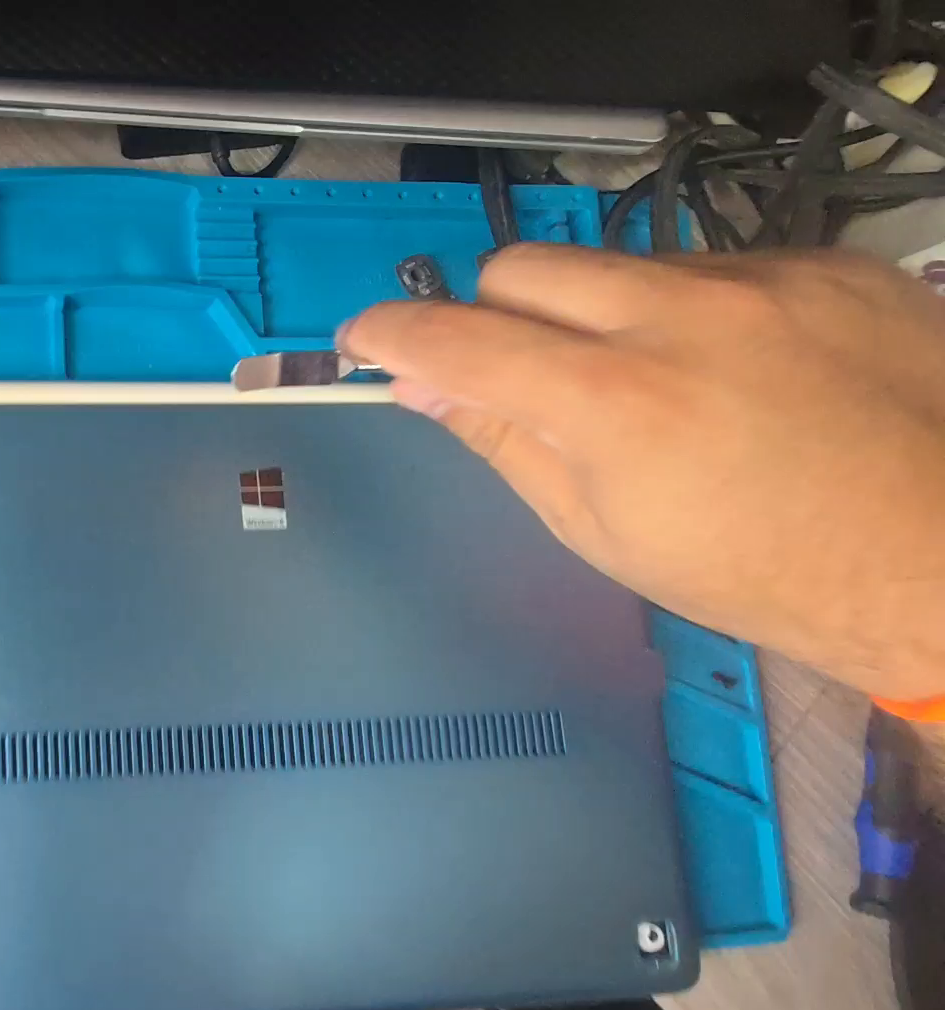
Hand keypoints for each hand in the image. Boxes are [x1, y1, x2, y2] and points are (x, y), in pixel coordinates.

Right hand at [341, 245, 944, 699]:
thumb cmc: (742, 568)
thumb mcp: (589, 523)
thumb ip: (496, 437)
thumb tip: (417, 386)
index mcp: (615, 402)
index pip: (458, 341)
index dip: (389, 335)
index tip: (359, 340)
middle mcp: (686, 317)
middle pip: (520, 268)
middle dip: (485, 314)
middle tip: (504, 369)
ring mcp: (766, 280)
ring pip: (607, 263)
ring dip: (579, 313)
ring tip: (628, 378)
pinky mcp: (827, 266)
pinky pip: (695, 265)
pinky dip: (666, 309)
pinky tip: (712, 366)